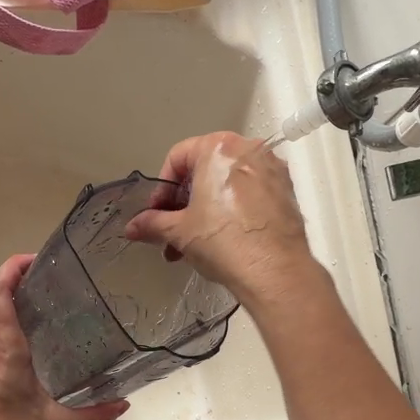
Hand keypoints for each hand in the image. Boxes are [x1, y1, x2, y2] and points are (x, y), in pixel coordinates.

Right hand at [124, 131, 323, 306]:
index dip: (161, 188)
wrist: (273, 271)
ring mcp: (271, 169)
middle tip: (173, 229)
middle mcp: (248, 149)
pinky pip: (250, 194)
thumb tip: (134, 226)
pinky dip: (232, 210)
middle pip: (204, 168)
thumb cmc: (226, 243)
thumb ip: (152, 224)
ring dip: (206, 208)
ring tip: (195, 242)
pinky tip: (224, 239)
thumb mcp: (179, 232)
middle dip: (184, 201)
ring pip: (227, 182)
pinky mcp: (285, 191)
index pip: (177, 157)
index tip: (156, 212)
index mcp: (218, 148)